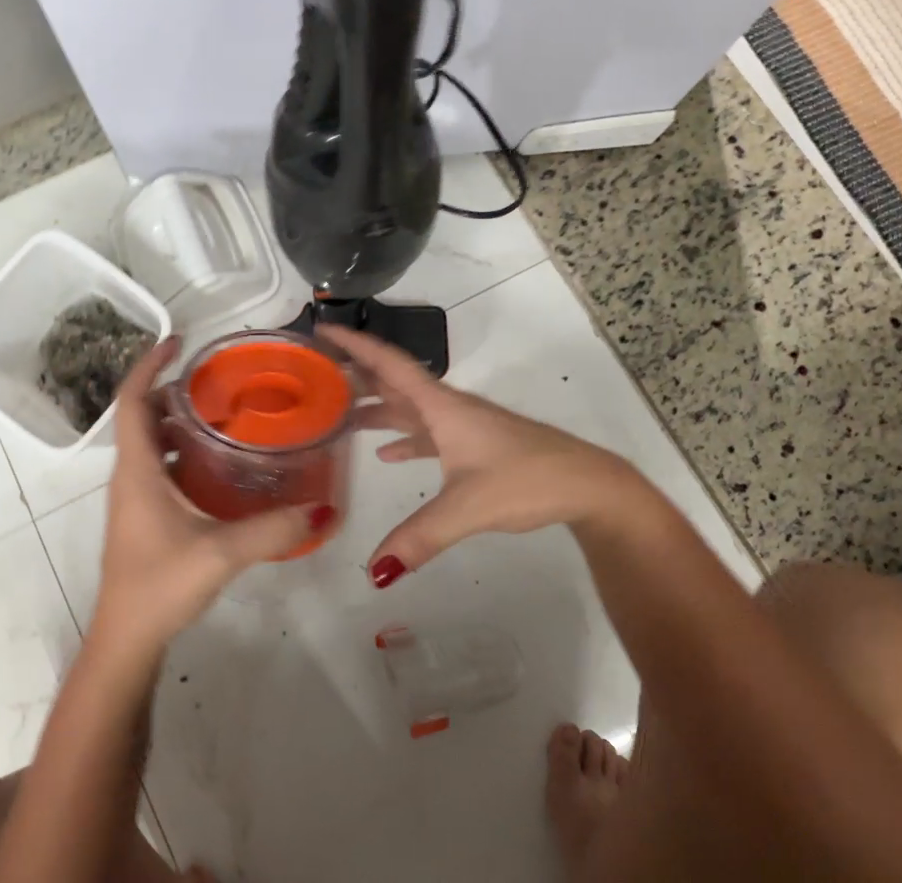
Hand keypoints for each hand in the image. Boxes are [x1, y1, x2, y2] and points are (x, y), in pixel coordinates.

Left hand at [91, 337, 338, 654]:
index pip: (132, 400)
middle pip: (144, 416)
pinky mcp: (145, 518)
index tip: (179, 340)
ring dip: (181, 422)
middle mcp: (130, 476)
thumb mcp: (219, 554)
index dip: (149, 364)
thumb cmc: (159, 587)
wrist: (126, 639)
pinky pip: (161, 468)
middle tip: (222, 380)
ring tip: (229, 414)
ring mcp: (135, 499)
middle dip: (176, 391)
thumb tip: (324, 507)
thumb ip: (271, 530)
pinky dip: (185, 453)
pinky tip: (224, 467)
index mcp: (137, 470)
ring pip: (153, 444)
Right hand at [318, 325, 652, 587]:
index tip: (320, 329)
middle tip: (314, 373)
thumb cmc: (527, 480)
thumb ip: (419, 538)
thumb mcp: (467, 509)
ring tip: (338, 414)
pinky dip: (402, 438)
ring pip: (409, 407)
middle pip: (393, 382)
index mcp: (442, 406)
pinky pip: (427, 432)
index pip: (389, 364)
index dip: (354, 345)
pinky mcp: (475, 445)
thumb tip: (373, 572)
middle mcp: (448, 408)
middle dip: (355, 375)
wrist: (587, 485)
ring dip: (375, 407)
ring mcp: (463, 426)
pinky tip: (385, 455)